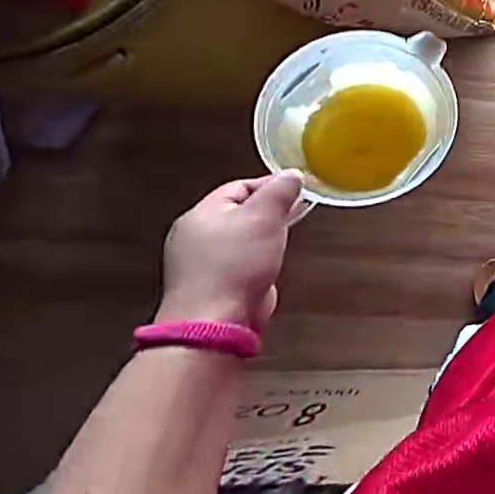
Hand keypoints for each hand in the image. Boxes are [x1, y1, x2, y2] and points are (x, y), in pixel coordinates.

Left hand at [156, 171, 303, 329]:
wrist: (217, 318)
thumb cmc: (236, 265)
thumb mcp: (264, 217)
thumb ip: (279, 191)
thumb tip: (291, 175)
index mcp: (201, 214)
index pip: (240, 186)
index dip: (271, 185)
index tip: (298, 188)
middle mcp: (196, 234)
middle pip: (240, 209)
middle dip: (271, 208)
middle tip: (297, 207)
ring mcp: (202, 259)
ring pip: (242, 233)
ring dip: (267, 230)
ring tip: (289, 230)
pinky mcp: (214, 279)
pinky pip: (241, 255)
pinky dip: (260, 251)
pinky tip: (273, 255)